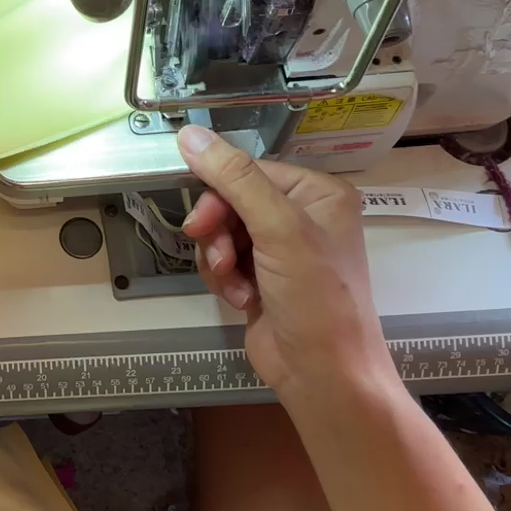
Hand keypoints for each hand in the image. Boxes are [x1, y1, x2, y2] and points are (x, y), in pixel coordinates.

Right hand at [174, 124, 396, 397]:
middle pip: (230, 201)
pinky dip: (223, 279)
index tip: (202, 224)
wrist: (322, 376)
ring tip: (234, 285)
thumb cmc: (314, 298)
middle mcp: (301, 215)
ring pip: (220, 232)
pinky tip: (240, 300)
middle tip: (218, 257)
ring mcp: (280, 249)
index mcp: (317, 193)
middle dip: (217, 232)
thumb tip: (188, 134)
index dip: (219, 195)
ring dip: (218, 259)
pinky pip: (223, 260)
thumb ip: (234, 179)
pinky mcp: (261, 277)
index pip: (247, 171)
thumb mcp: (277, 230)